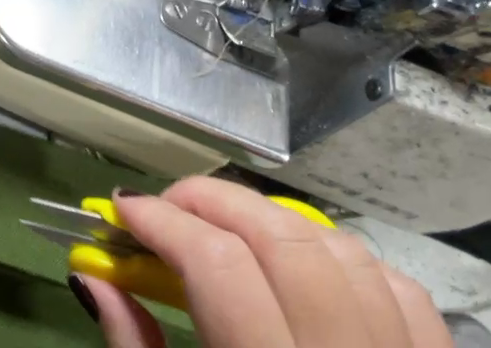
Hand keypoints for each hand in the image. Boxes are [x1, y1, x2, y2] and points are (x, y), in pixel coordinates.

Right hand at [73, 178, 453, 347]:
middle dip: (209, 201)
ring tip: (224, 232)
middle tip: (164, 208)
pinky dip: (338, 257)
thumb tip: (93, 276)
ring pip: (341, 251)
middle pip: (281, 240)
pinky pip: (397, 289)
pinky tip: (299, 269)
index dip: (160, 220)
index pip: (217, 265)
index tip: (121, 211)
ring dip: (269, 222)